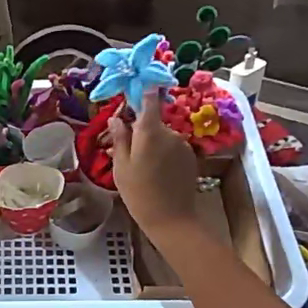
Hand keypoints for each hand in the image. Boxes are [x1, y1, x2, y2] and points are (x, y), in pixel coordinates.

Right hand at [108, 91, 197, 237]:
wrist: (172, 219)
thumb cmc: (139, 194)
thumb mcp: (121, 167)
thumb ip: (120, 138)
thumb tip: (117, 119)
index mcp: (150, 131)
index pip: (150, 99)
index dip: (143, 90)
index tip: (135, 88)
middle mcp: (170, 132)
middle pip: (153, 121)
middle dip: (141, 130)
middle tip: (127, 151)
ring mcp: (182, 145)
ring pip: (162, 136)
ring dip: (152, 144)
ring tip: (141, 167)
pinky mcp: (190, 157)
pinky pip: (172, 148)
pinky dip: (164, 154)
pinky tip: (157, 173)